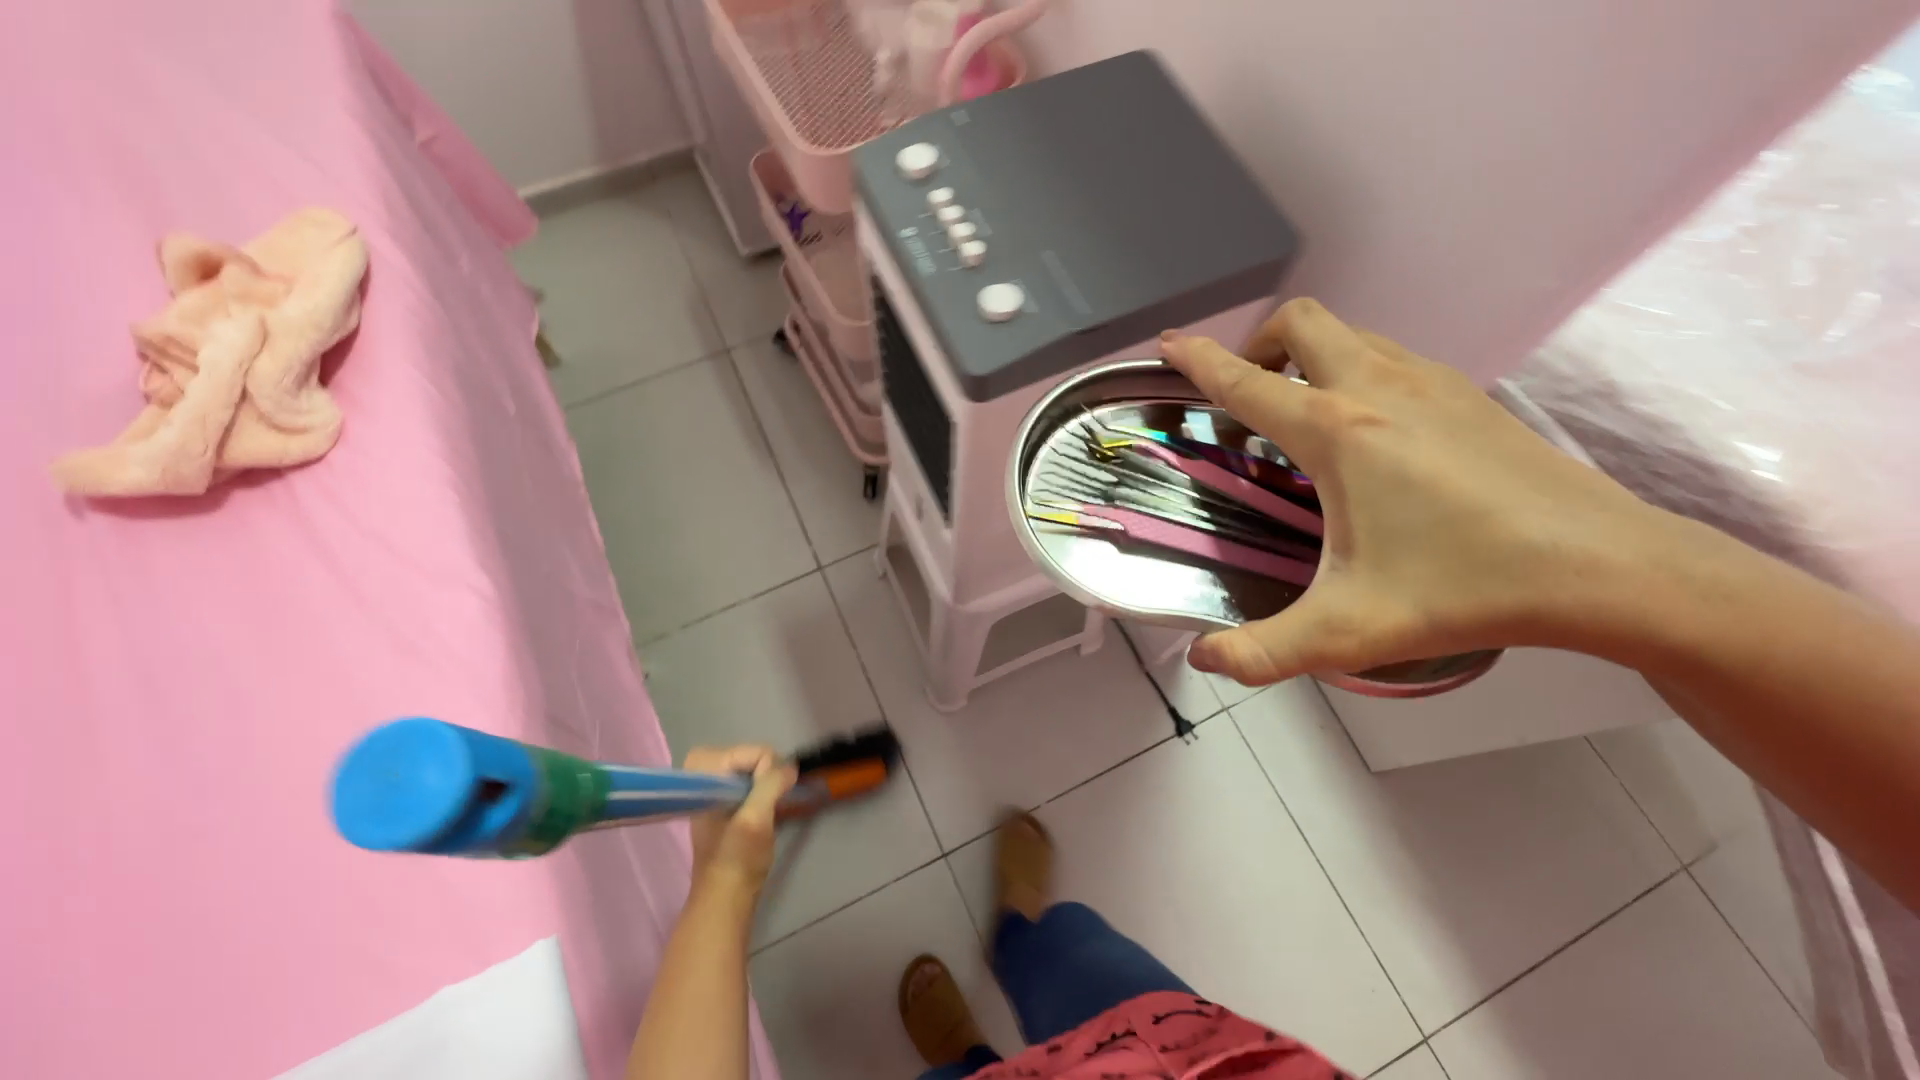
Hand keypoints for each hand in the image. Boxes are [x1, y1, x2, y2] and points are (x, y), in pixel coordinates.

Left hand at [683, 745, 796, 897]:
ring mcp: (712, 793)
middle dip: (764, 768)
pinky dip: (759, 786)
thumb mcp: (756, 821)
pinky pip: (744, 780)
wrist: (725, 898)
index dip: (764, 766)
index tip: (772, 793)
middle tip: (774, 793)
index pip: (743, 751)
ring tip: (771, 801)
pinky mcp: (722, 804)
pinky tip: (767, 805)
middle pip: (742, 754)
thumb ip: (770, 786)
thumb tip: (788, 767)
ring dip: (763, 779)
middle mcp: (702, 780)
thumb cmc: (738, 860)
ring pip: (745, 766)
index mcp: (702, 781)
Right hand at [1161, 298, 1677, 685]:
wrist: (1605, 568)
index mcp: (1339, 432)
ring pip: (1352, 333)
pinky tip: (1370, 434)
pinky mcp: (1472, 396)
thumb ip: (1263, 652)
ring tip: (1300, 416)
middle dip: (1258, 344)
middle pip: (1302, 323)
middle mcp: (1381, 388)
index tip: (1168, 345)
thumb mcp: (1349, 631)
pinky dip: (1355, 370)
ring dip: (1310, 355)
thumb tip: (1203, 660)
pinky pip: (1391, 355)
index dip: (1199, 361)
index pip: (1248, 382)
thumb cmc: (1467, 590)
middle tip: (1246, 395)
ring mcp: (1434, 383)